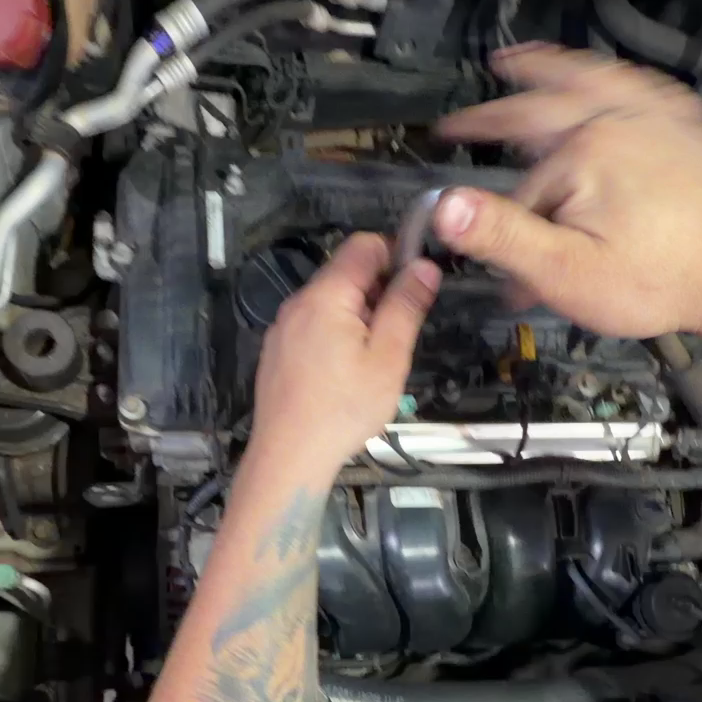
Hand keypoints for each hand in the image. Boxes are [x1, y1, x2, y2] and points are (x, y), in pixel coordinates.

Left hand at [248, 233, 439, 474]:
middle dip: (377, 291)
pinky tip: (344, 374)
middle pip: (345, 272)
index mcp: (325, 296)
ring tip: (371, 359)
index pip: (364, 244)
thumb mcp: (387, 358)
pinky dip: (334, 335)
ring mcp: (282, 328)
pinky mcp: (277, 352)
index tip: (415, 287)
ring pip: (329, 302)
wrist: (289, 457)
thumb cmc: (343, 410)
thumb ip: (405, 307)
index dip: (396, 255)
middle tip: (395, 334)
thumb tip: (424, 267)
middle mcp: (297, 303)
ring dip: (357, 316)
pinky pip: (312, 327)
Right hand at [433, 43, 701, 342]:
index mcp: (584, 153)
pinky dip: (613, 78)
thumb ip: (502, 237)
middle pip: (537, 112)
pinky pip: (642, 88)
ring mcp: (656, 121)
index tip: (501, 272)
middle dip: (490, 119)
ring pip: (589, 82)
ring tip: (520, 61)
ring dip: (549, 71)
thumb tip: (445, 210)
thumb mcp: (567, 271)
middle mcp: (619, 121)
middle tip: (458, 121)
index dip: (506, 238)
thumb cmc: (667, 278)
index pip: (520, 196)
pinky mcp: (686, 132)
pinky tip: (607, 80)